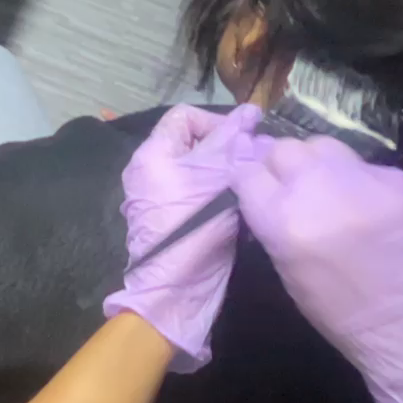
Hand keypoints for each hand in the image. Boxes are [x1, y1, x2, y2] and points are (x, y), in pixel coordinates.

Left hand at [104, 104, 260, 370]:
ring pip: (196, 170)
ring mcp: (155, 197)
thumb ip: (231, 142)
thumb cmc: (194, 228)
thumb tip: (249, 111)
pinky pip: (194, 193)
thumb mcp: (217, 177)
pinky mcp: (168, 219)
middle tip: (255, 166)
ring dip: (224, 174)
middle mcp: (147, 171)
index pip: (183, 116)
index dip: (216, 122)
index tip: (245, 142)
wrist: (176, 290)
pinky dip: (216, 194)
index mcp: (151, 154)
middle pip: (191, 143)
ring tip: (252, 185)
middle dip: (225, 150)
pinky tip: (240, 206)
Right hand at [229, 135, 402, 402]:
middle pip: (285, 148)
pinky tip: (372, 208)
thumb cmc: (343, 311)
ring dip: (321, 164)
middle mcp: (320, 191)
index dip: (250, 177)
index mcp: (284, 221)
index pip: (247, 172)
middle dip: (284, 165)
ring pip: (325, 146)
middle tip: (295, 186)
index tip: (257, 186)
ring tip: (333, 190)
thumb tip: (265, 186)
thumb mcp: (287, 267)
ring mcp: (365, 182)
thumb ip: (273, 219)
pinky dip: (361, 182)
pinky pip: (366, 167)